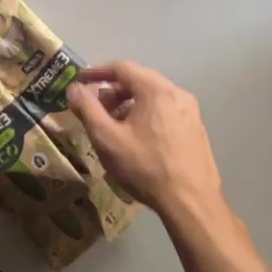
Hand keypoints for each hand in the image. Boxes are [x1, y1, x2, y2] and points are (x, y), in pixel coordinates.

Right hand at [68, 61, 223, 220]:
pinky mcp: (197, 129)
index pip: (121, 67)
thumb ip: (87, 108)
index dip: (96, 72)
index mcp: (156, 89)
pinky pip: (166, 111)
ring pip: (152, 96)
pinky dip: (146, 115)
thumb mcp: (107, 138)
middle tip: (95, 108)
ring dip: (129, 104)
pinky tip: (138, 139)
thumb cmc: (145, 167)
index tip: (79, 82)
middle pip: (138, 80)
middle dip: (112, 91)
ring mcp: (190, 111)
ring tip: (114, 126)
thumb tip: (74, 88)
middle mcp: (177, 93)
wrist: (191, 204)